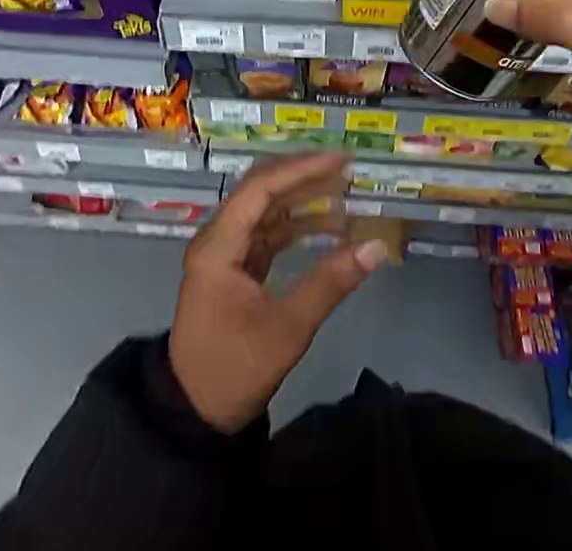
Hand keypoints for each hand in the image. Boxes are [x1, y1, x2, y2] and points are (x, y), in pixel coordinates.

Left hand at [169, 152, 388, 432]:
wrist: (195, 411)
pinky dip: (298, 225)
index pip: (260, 189)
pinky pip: (269, 233)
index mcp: (218, 246)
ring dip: (303, 198)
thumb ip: (330, 283)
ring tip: (345, 190)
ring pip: (266, 210)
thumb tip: (375, 246)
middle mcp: (217, 239)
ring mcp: (225, 252)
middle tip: (347, 168)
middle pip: (261, 191)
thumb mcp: (287, 330)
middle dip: (303, 175)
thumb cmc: (235, 369)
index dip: (301, 169)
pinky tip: (329, 226)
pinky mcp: (236, 267)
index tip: (341, 160)